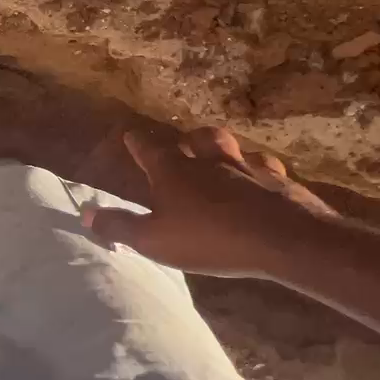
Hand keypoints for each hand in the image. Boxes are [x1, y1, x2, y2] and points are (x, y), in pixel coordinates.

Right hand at [83, 126, 336, 277]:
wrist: (293, 243)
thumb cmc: (211, 238)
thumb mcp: (152, 239)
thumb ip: (118, 226)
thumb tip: (86, 213)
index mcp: (174, 172)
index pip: (150, 148)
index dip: (138, 142)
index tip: (131, 136)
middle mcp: (212, 164)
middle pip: (203, 138)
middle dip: (192, 138)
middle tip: (187, 144)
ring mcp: (254, 173)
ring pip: (242, 151)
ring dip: (233, 154)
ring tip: (229, 163)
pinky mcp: (289, 188)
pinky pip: (275, 173)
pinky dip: (265, 176)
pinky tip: (266, 187)